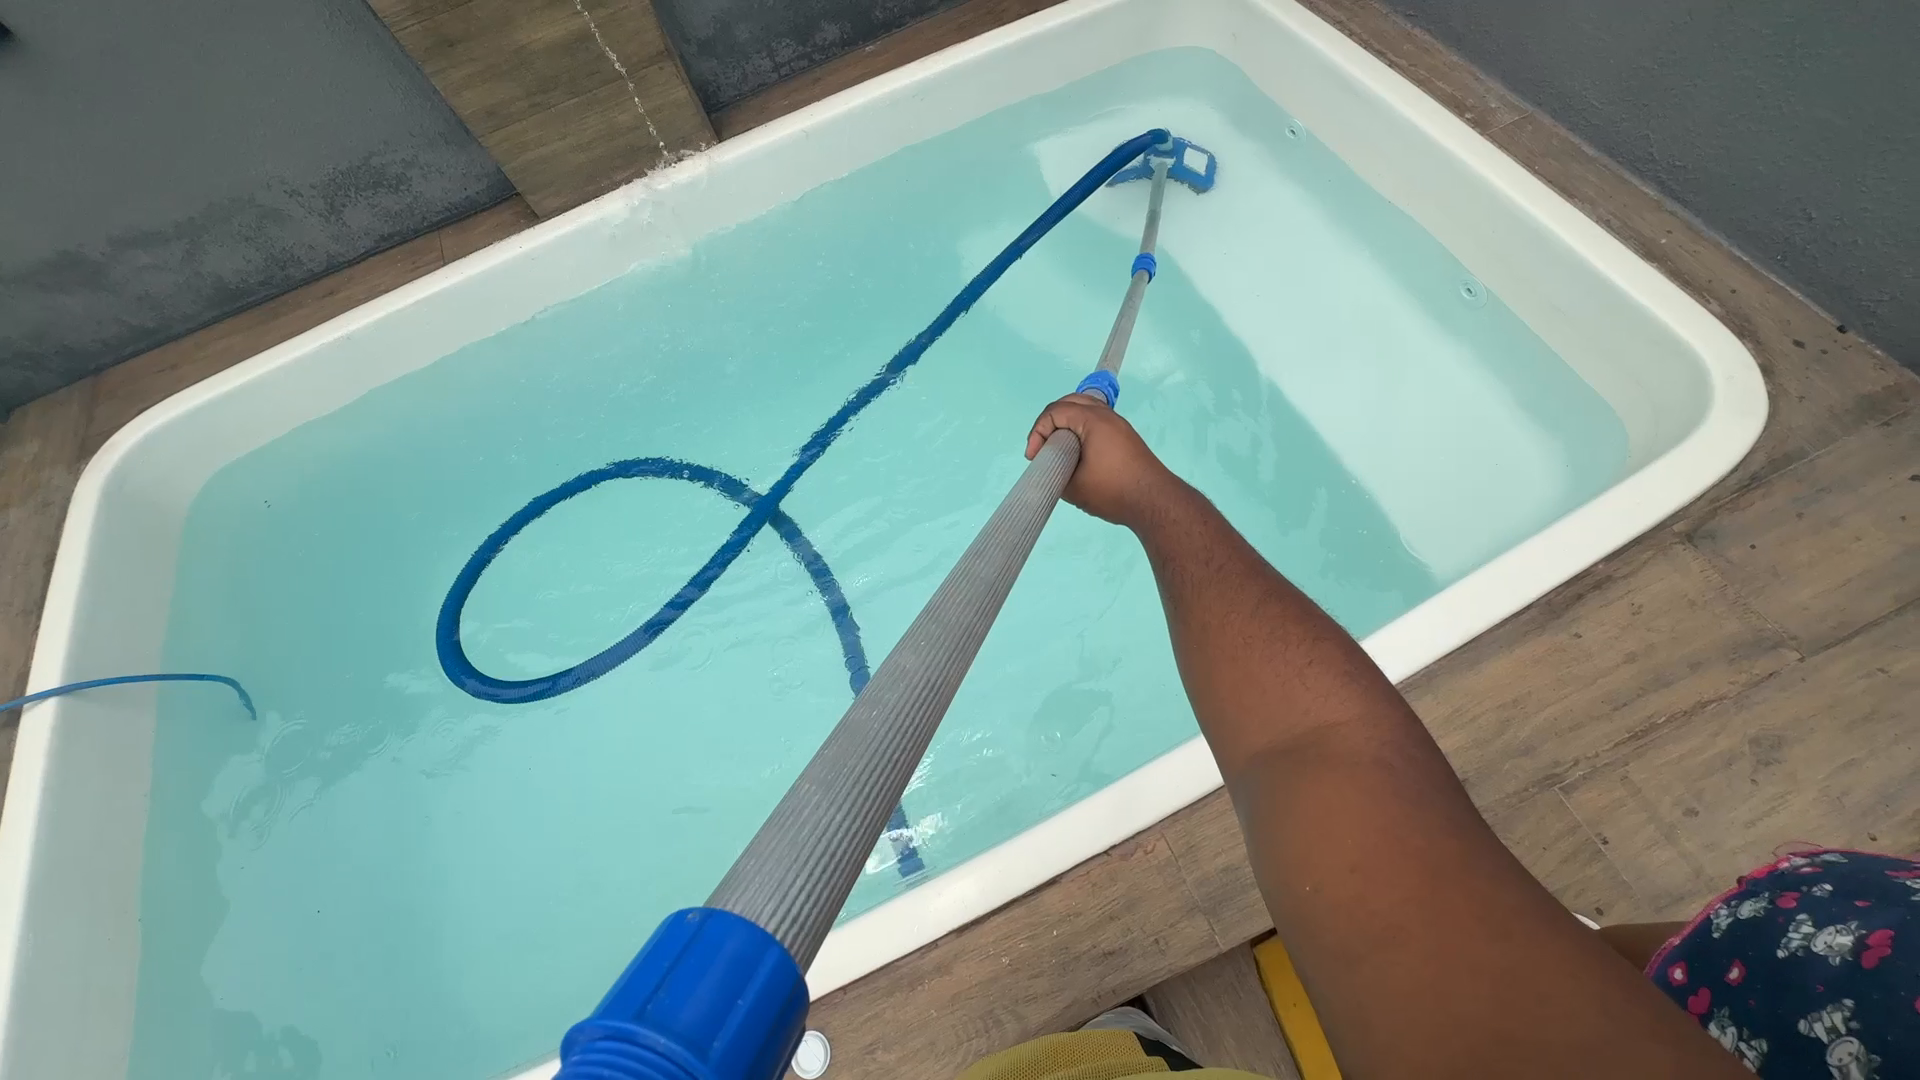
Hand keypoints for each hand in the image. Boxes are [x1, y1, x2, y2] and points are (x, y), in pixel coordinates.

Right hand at [1024, 394, 1184, 529]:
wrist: (1155, 502)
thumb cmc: (1113, 492)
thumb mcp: (1073, 487)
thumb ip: (1054, 473)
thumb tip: (1051, 469)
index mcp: (1093, 420)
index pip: (1055, 412)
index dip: (1038, 432)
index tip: (1033, 457)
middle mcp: (1107, 415)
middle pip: (1070, 402)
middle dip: (1050, 422)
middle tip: (1042, 446)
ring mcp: (1118, 425)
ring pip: (1085, 409)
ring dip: (1066, 423)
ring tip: (1057, 447)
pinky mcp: (1125, 437)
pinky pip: (1096, 421)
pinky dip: (1080, 429)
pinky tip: (1076, 452)